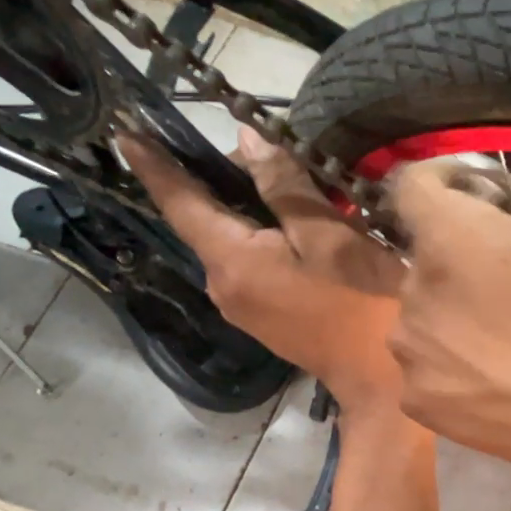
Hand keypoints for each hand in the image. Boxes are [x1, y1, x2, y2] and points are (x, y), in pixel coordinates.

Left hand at [118, 131, 406, 414]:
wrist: (385, 380)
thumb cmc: (361, 303)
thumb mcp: (327, 234)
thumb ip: (283, 185)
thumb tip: (247, 142)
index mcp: (230, 262)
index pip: (179, 203)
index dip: (154, 165)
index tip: (125, 131)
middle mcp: (223, 288)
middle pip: (209, 220)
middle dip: (227, 180)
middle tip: (269, 151)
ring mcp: (244, 310)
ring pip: (232, 243)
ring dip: (250, 210)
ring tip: (287, 183)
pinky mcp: (266, 322)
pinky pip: (251, 266)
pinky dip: (263, 238)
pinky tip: (295, 227)